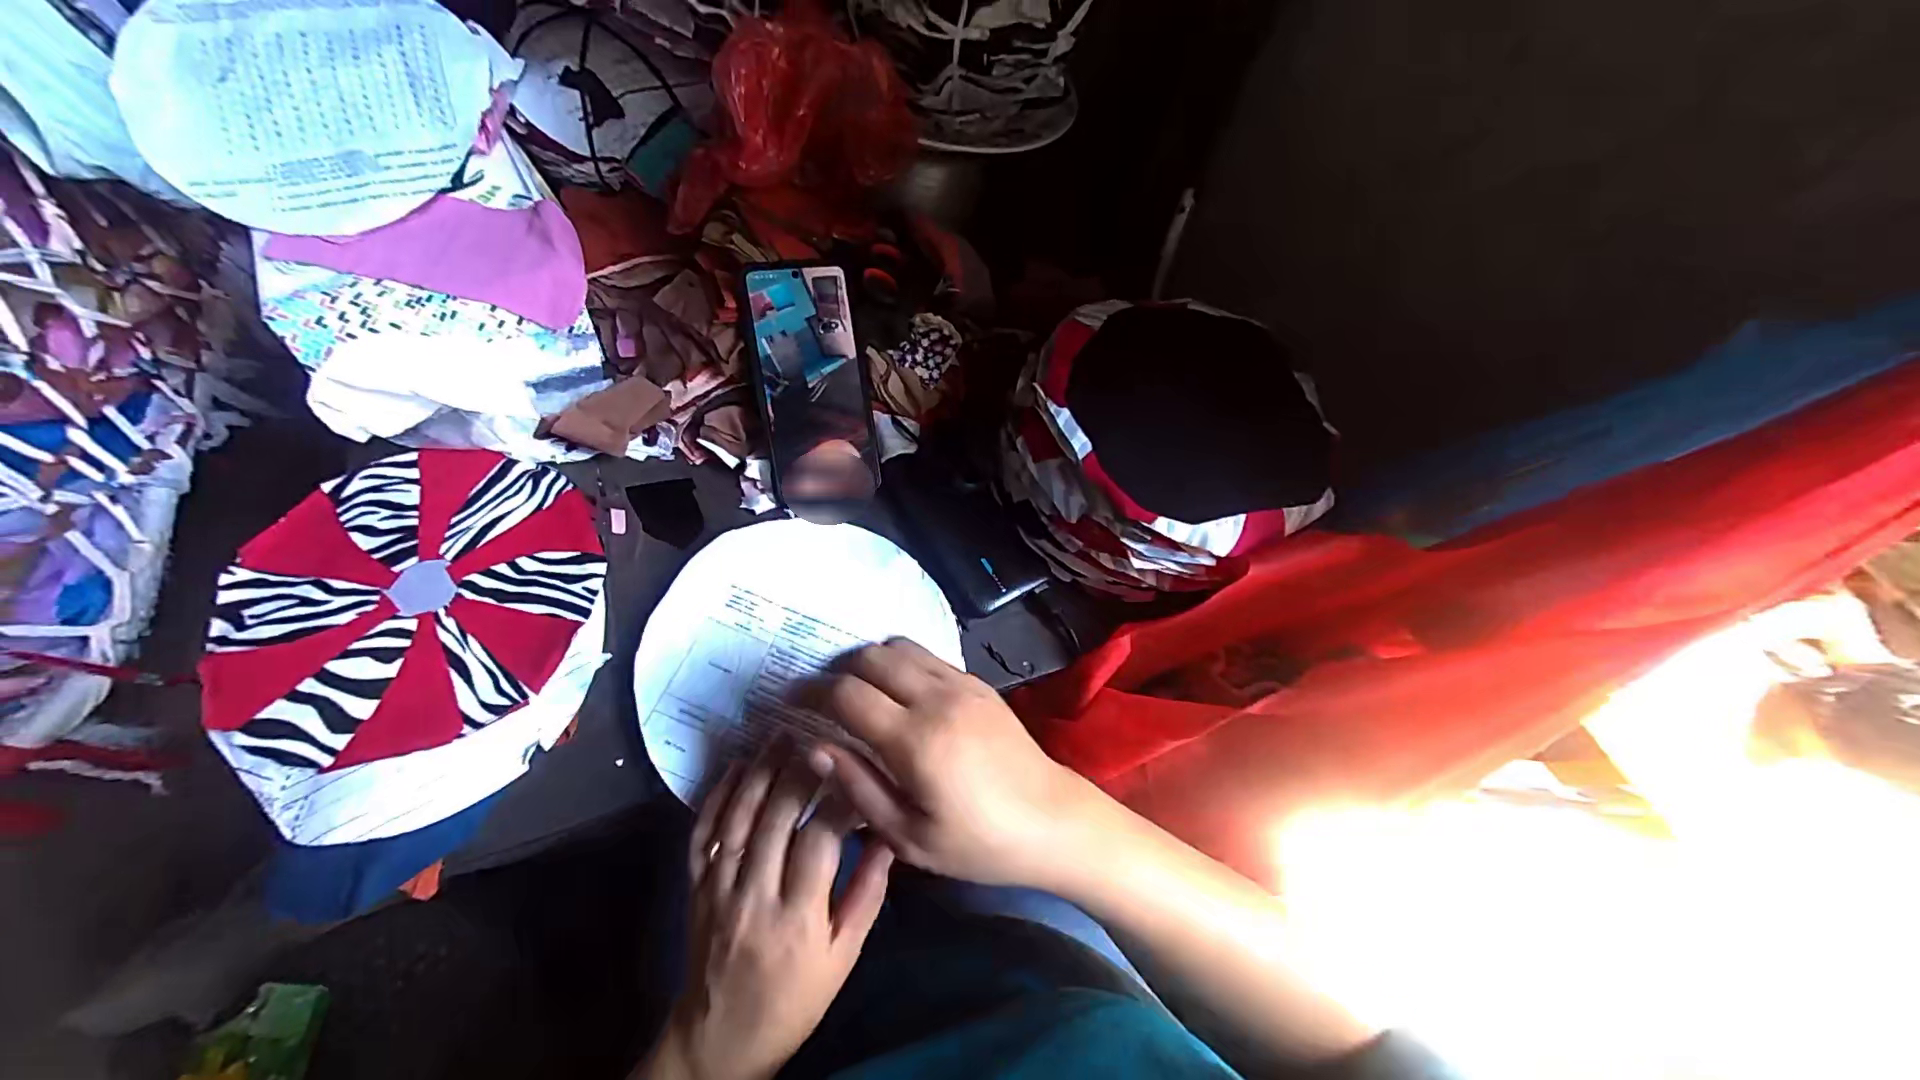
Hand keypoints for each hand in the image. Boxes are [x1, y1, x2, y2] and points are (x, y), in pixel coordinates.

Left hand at [641, 747, 892, 1079]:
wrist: (721, 1039)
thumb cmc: (795, 999)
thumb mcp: (843, 956)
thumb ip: (867, 894)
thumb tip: (889, 836)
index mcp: (797, 917)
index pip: (821, 841)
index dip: (840, 798)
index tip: (858, 766)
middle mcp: (754, 896)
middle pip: (777, 819)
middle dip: (799, 770)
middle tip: (819, 733)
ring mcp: (719, 889)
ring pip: (738, 818)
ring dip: (760, 771)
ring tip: (780, 735)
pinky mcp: (696, 887)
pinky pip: (702, 834)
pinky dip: (716, 796)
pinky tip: (735, 766)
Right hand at [803, 638, 1101, 890]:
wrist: (1052, 821)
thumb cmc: (978, 842)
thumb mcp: (909, 835)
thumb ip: (858, 786)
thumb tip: (813, 747)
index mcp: (915, 740)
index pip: (847, 694)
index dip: (813, 693)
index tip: (794, 702)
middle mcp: (937, 698)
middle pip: (871, 657)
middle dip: (839, 671)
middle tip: (826, 699)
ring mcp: (962, 685)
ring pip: (900, 647)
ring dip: (871, 662)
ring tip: (861, 692)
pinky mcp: (979, 683)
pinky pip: (929, 656)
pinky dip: (903, 663)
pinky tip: (901, 693)